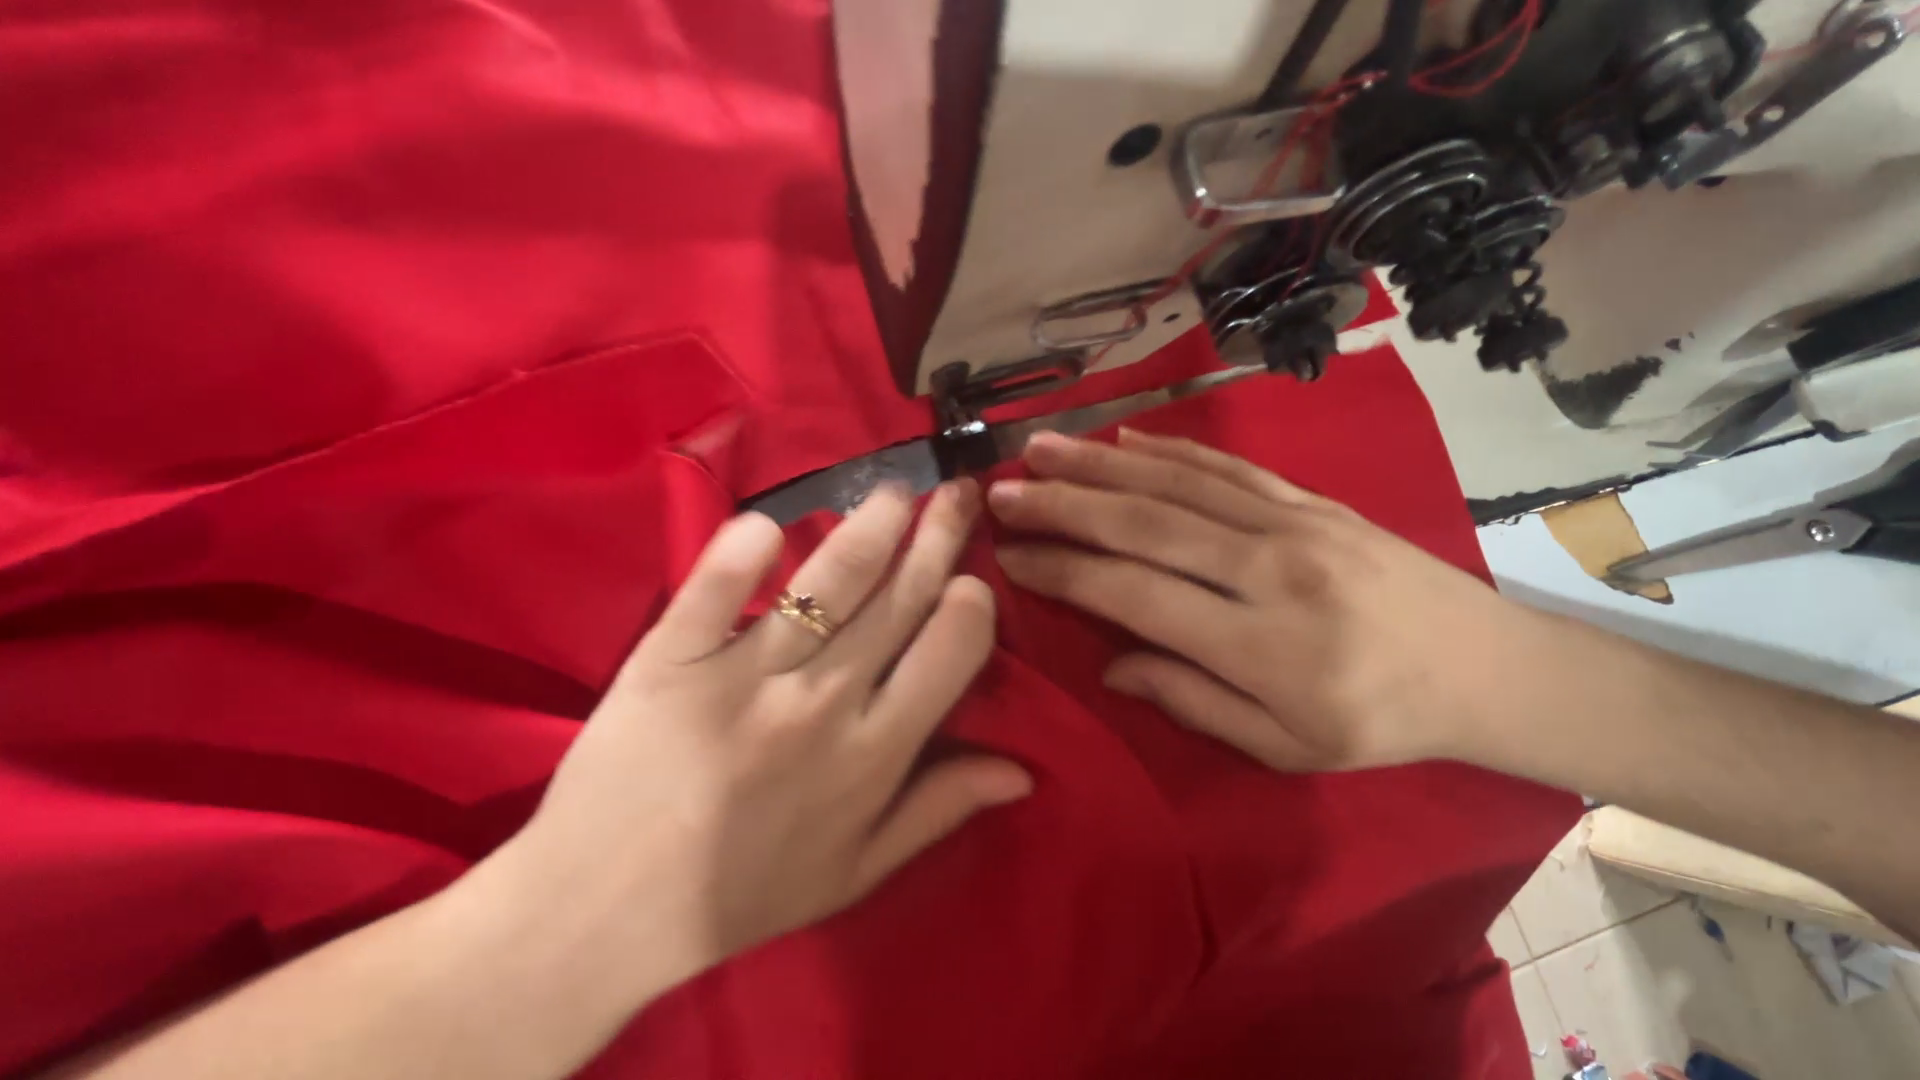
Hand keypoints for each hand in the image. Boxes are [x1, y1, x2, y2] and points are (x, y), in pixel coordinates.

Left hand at [487, 480, 1029, 997]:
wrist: (604, 912)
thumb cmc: (741, 894)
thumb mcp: (854, 874)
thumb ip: (936, 811)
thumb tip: (1021, 768)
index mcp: (871, 756)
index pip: (946, 655)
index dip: (970, 605)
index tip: (971, 577)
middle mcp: (819, 705)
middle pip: (895, 602)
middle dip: (936, 540)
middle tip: (956, 493)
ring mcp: (741, 676)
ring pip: (824, 583)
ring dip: (868, 528)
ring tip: (895, 491)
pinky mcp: (669, 659)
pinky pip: (713, 591)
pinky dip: (740, 552)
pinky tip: (769, 520)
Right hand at [987, 429, 1540, 771]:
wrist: (1490, 669)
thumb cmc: (1379, 723)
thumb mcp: (1284, 746)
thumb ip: (1192, 701)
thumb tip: (1111, 665)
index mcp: (1260, 644)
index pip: (1135, 594)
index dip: (1065, 572)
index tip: (1010, 556)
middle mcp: (1269, 570)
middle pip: (1145, 525)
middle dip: (1063, 504)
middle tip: (1002, 490)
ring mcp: (1293, 524)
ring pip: (1178, 484)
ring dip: (1101, 464)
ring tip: (1040, 449)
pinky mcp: (1313, 501)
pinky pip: (1228, 468)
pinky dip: (1170, 451)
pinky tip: (1125, 438)